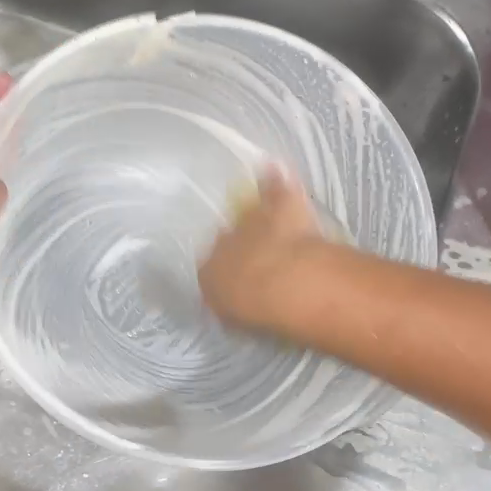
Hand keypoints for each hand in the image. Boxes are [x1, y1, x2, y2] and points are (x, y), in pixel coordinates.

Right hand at [199, 170, 352, 332]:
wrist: (283, 284)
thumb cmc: (257, 311)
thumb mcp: (237, 321)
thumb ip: (233, 309)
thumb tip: (233, 307)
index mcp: (207, 274)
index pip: (210, 270)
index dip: (226, 272)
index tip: (239, 279)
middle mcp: (221, 244)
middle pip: (227, 239)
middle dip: (239, 244)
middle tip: (257, 254)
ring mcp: (250, 221)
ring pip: (248, 213)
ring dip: (255, 214)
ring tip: (263, 215)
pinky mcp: (279, 203)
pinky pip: (274, 185)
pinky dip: (274, 178)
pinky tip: (273, 168)